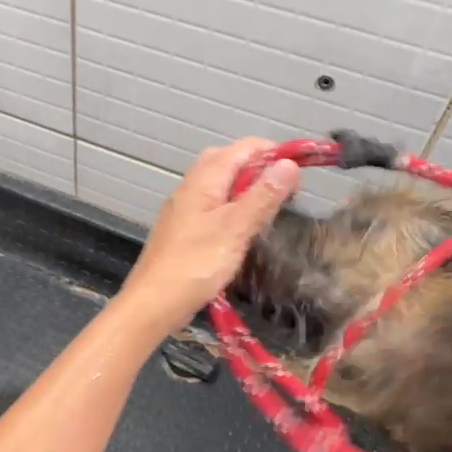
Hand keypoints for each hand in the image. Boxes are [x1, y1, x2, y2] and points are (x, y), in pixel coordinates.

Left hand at [116, 138, 300, 332]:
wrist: (152, 303)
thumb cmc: (195, 265)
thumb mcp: (236, 228)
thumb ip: (262, 195)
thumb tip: (289, 164)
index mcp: (203, 180)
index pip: (243, 148)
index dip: (274, 152)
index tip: (300, 172)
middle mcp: (189, 188)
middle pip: (227, 161)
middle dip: (258, 167)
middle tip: (284, 189)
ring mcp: (182, 210)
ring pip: (218, 186)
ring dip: (245, 189)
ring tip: (269, 208)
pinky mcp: (181, 232)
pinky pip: (210, 208)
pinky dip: (230, 209)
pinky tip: (242, 230)